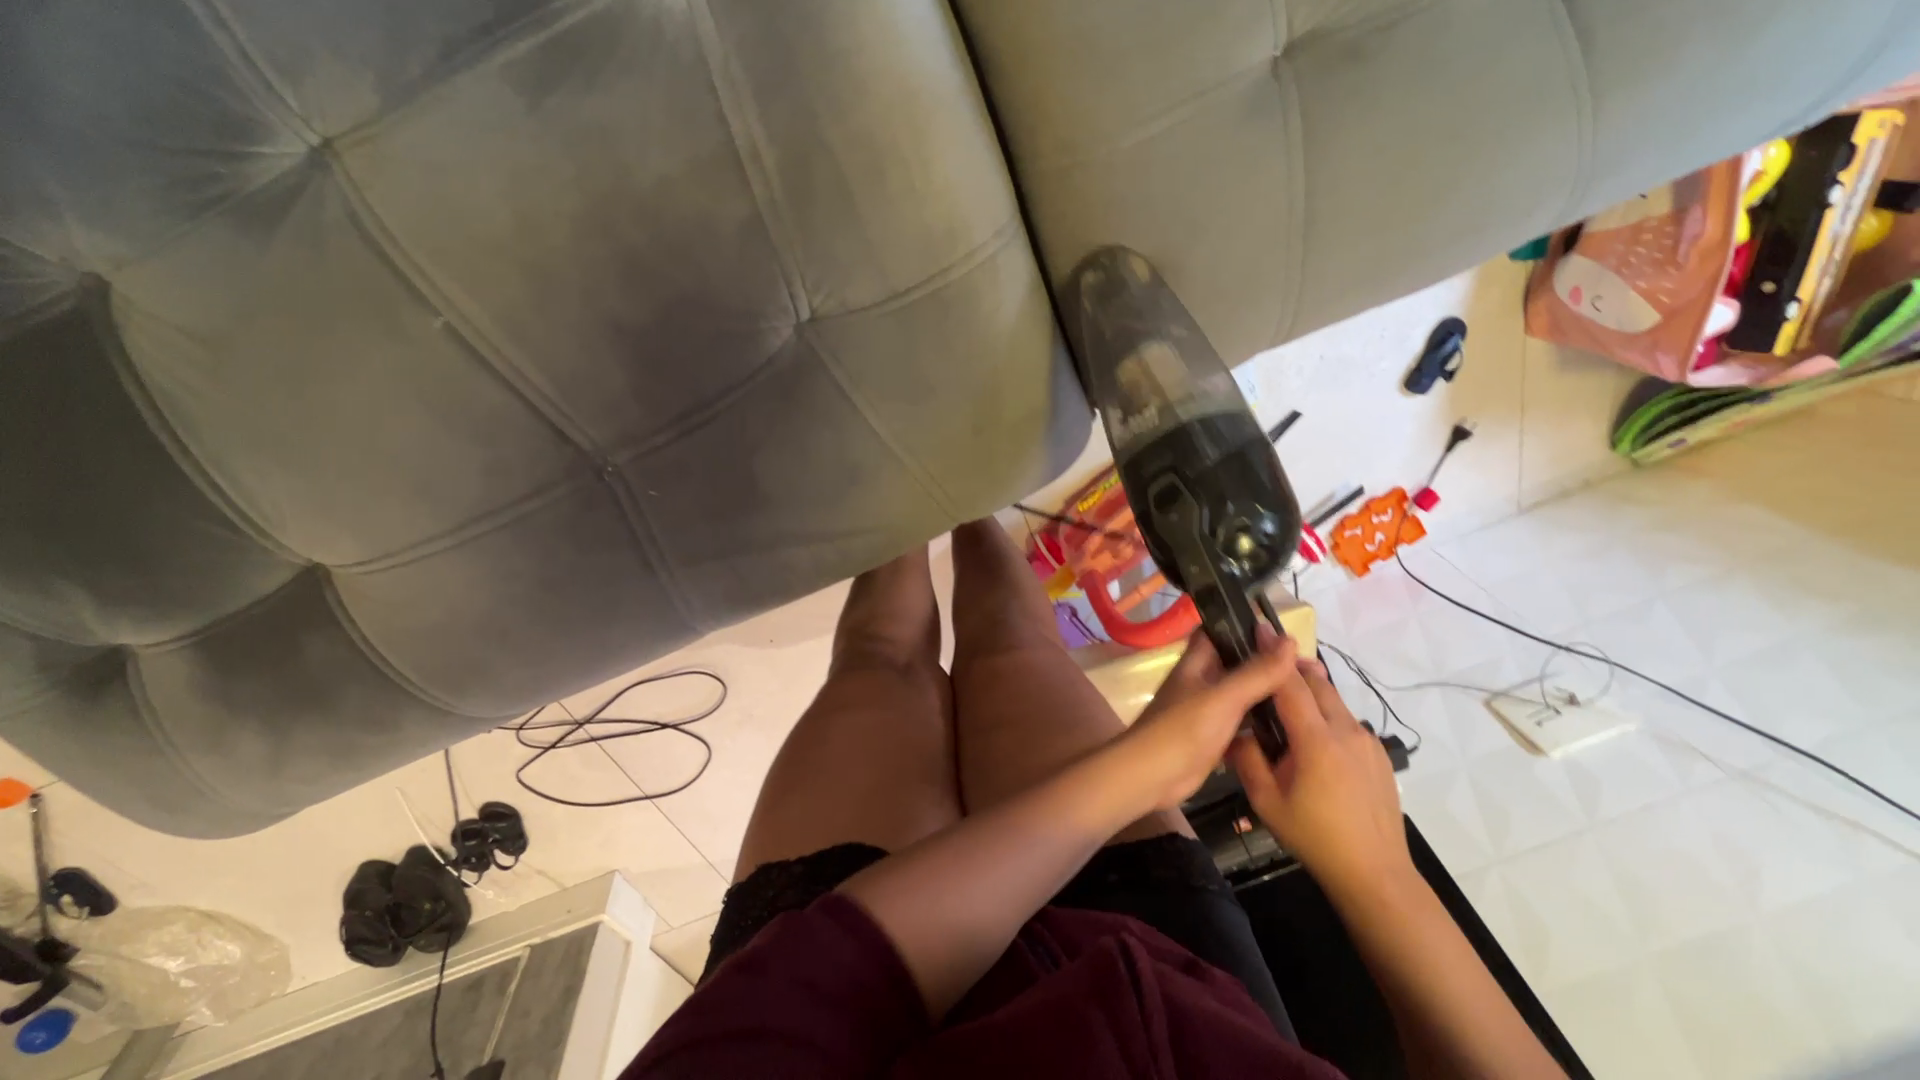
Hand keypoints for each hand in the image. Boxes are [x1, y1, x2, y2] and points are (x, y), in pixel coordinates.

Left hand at [1113, 629, 1297, 812]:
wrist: (1151, 777)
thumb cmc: (1182, 729)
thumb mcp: (1223, 696)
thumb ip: (1256, 671)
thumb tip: (1290, 640)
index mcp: (1196, 662)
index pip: (1220, 630)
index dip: (1247, 626)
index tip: (1284, 630)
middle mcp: (1202, 681)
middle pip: (1238, 664)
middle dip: (1269, 663)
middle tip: (1311, 667)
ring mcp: (1208, 710)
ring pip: (1244, 695)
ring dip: (1269, 694)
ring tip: (1312, 693)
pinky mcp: (1215, 737)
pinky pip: (1243, 723)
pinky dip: (1263, 722)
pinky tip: (1293, 725)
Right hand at [1229, 656, 1414, 898]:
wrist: (1374, 872)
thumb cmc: (1314, 837)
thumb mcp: (1266, 802)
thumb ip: (1247, 759)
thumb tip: (1235, 730)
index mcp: (1316, 741)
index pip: (1290, 684)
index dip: (1272, 655)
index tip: (1257, 629)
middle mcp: (1346, 731)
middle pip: (1317, 683)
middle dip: (1291, 666)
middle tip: (1264, 658)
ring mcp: (1367, 742)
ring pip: (1334, 701)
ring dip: (1310, 690)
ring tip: (1284, 694)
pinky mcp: (1378, 755)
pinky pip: (1346, 722)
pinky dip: (1326, 714)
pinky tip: (1310, 736)